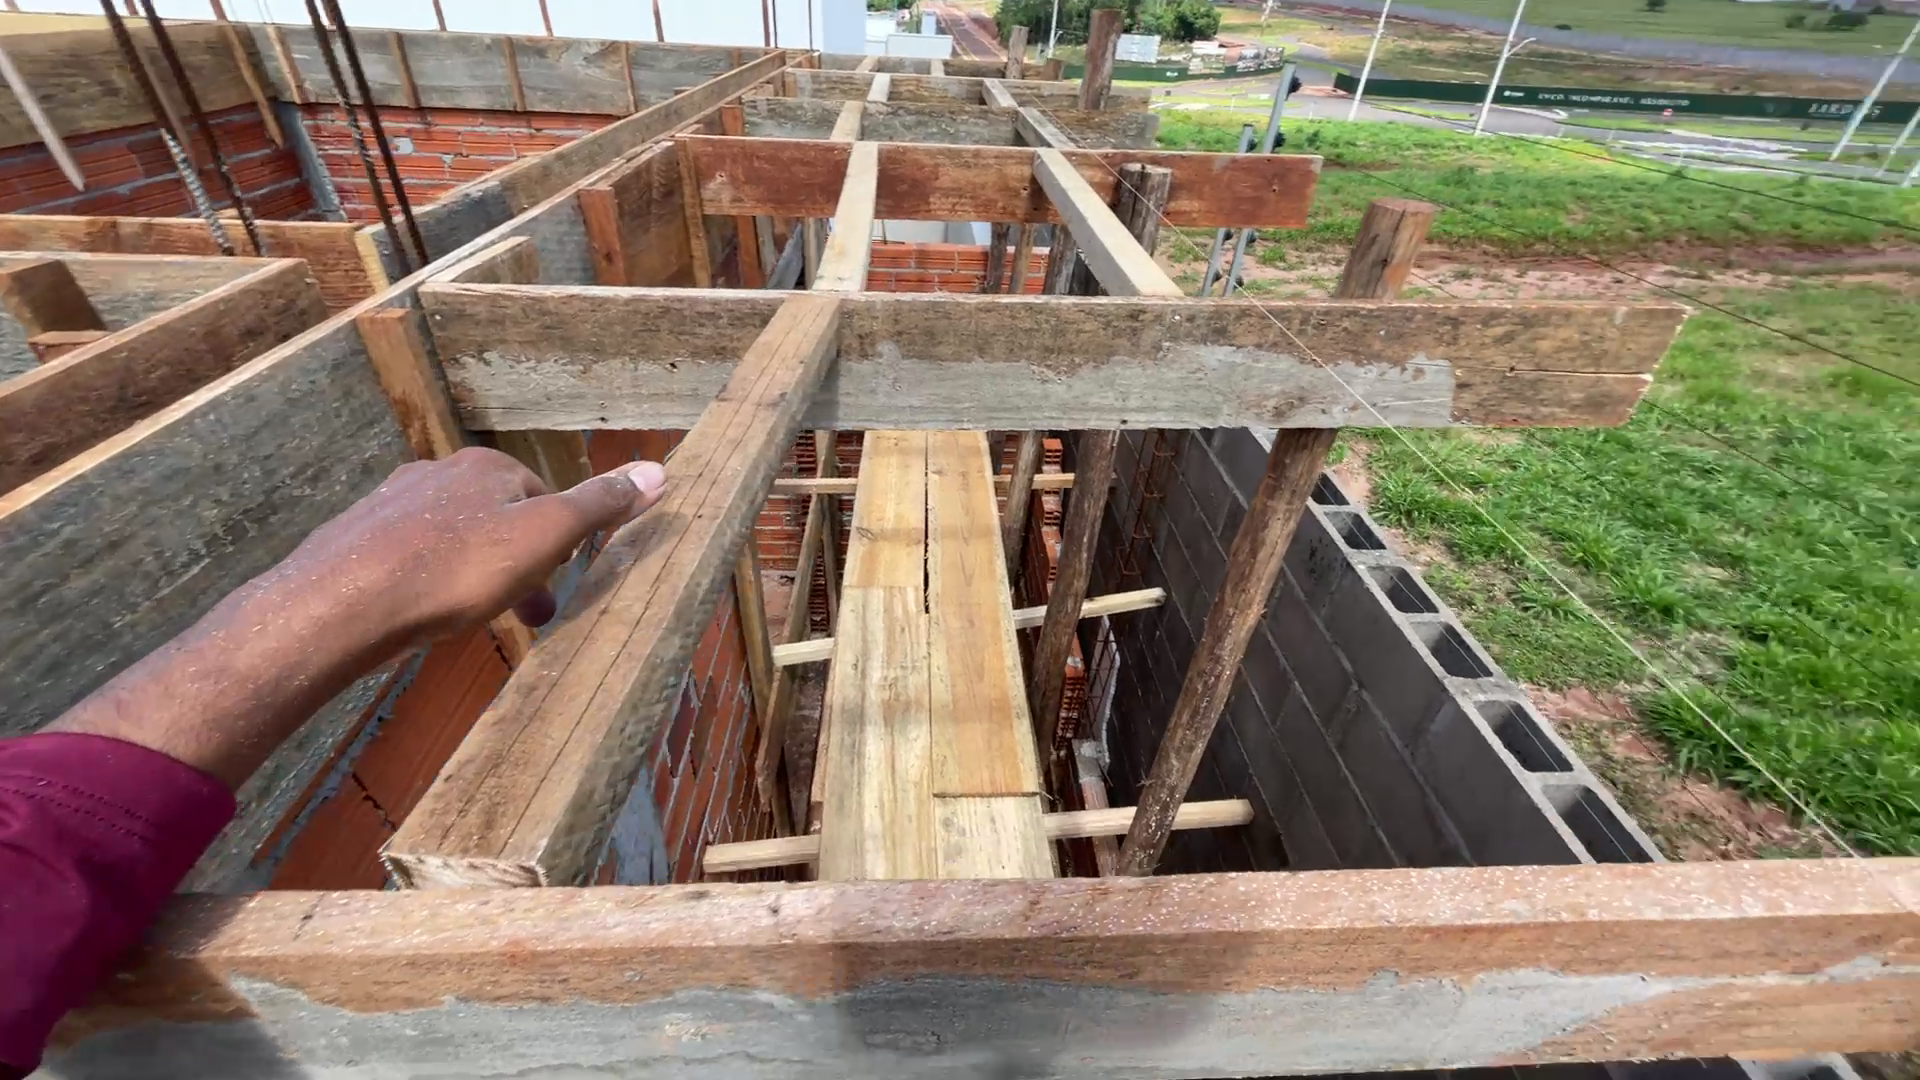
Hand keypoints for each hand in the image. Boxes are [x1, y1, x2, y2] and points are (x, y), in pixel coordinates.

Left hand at [51, 447, 667, 791]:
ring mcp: (391, 504)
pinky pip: (416, 557)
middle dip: (523, 562)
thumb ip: (601, 505)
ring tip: (485, 619)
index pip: (544, 496)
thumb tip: (660, 471)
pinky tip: (431, 613)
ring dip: (482, 575)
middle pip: (502, 518)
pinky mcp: (356, 540)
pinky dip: (436, 582)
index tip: (560, 578)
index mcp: (487, 467)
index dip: (560, 539)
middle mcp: (438, 473)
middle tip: (533, 612)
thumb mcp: (548, 536)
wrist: (338, 606)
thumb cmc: (458, 567)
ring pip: (459, 538)